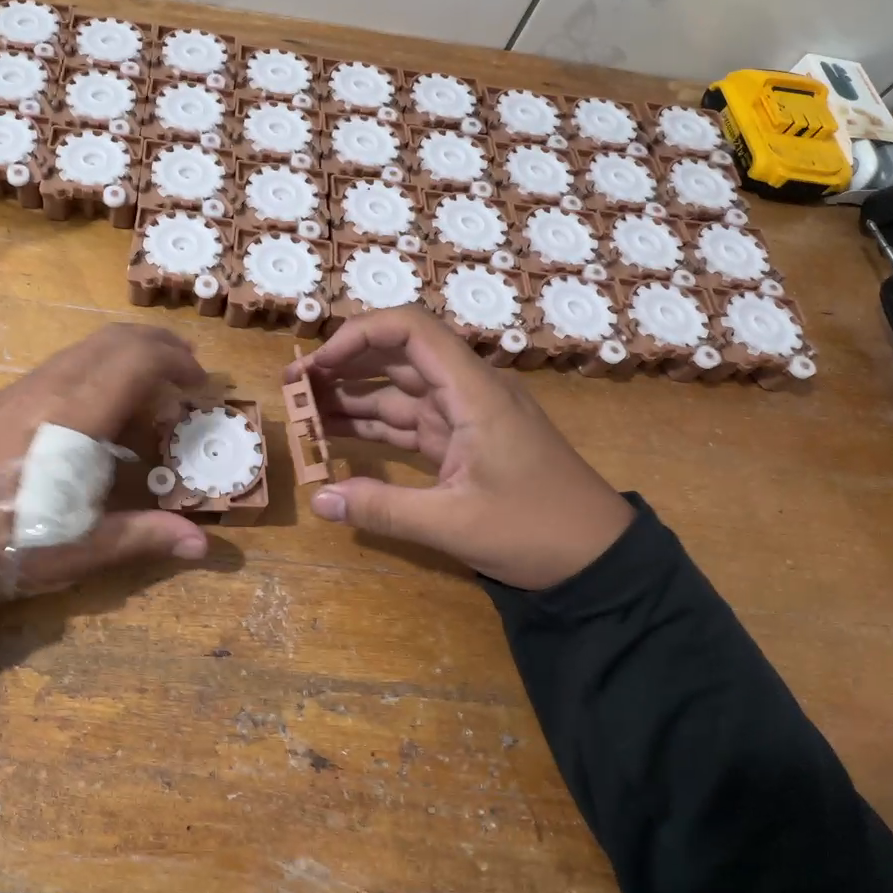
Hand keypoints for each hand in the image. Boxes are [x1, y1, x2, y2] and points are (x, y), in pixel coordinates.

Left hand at [0, 323, 210, 602]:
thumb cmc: (2, 543)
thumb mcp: (77, 551)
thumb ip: (143, 537)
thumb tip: (203, 544)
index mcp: (75, 418)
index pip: (137, 361)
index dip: (178, 364)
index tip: (203, 386)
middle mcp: (52, 387)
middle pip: (115, 339)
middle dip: (161, 347)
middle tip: (190, 373)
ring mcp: (24, 387)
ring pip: (88, 346)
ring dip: (129, 352)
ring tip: (153, 386)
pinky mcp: (5, 395)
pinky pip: (65, 361)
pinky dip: (100, 365)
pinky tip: (103, 405)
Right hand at [286, 306, 633, 589]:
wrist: (600, 561)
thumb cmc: (537, 531)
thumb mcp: (455, 524)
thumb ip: (382, 509)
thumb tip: (318, 500)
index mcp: (473, 392)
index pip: (411, 331)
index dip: (359, 335)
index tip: (318, 365)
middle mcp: (467, 393)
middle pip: (397, 356)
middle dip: (343, 365)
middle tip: (293, 385)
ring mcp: (465, 418)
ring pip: (398, 391)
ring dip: (352, 397)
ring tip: (302, 409)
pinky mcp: (462, 444)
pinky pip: (408, 423)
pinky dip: (372, 426)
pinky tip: (334, 435)